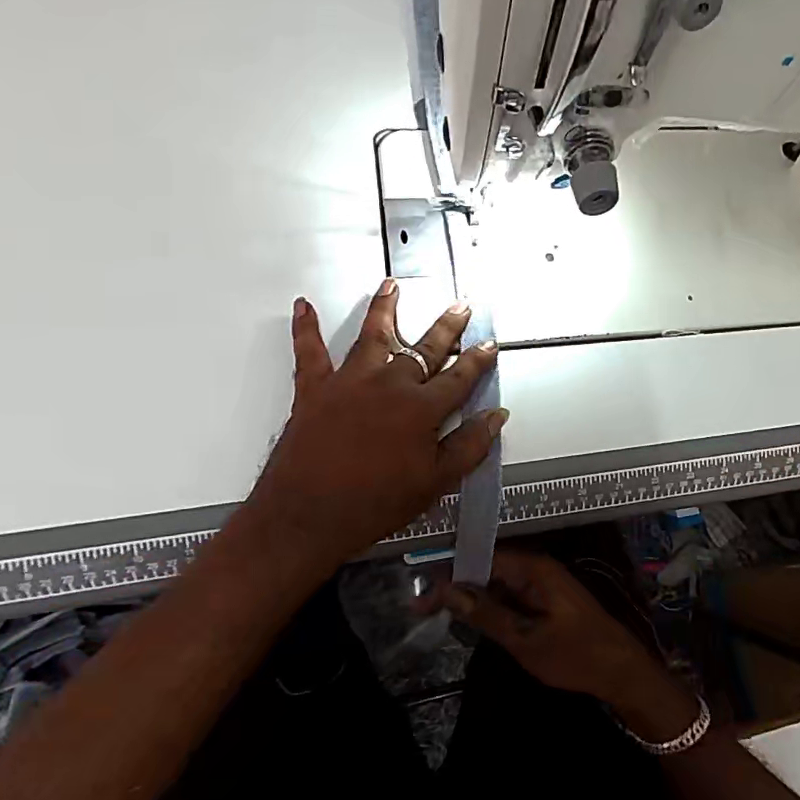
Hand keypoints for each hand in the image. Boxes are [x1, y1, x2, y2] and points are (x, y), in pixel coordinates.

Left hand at [244, 278, 506, 570]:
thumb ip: (468, 447)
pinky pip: (309, 350)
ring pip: (372, 335)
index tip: (488, 345)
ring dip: (384, 308)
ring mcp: (349, 382)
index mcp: (420, 410)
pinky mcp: (315, 389)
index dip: (477, 360)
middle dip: (446, 327)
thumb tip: (495, 419)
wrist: (309, 513)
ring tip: (391, 286)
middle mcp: (387, 386)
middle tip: (459, 307)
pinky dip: (306, 327)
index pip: (458, 378)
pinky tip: (304, 306)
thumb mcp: (433, 484)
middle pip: (424, 348)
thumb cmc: (371, 504)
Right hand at [437, 550, 699, 742]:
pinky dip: (486, 603)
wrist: (626, 676)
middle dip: (453, 582)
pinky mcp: (543, 598)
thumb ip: (486, 614)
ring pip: (493, 580)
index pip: (479, 558)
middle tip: (421, 604)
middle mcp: (535, 567)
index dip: (448, 572)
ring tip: (433, 608)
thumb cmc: (578, 657)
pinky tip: (465, 614)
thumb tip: (447, 590)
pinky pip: (506, 592)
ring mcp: (539, 582)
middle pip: (484, 565)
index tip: (420, 592)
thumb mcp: (526, 641)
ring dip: (467, 593)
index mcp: (532, 568)